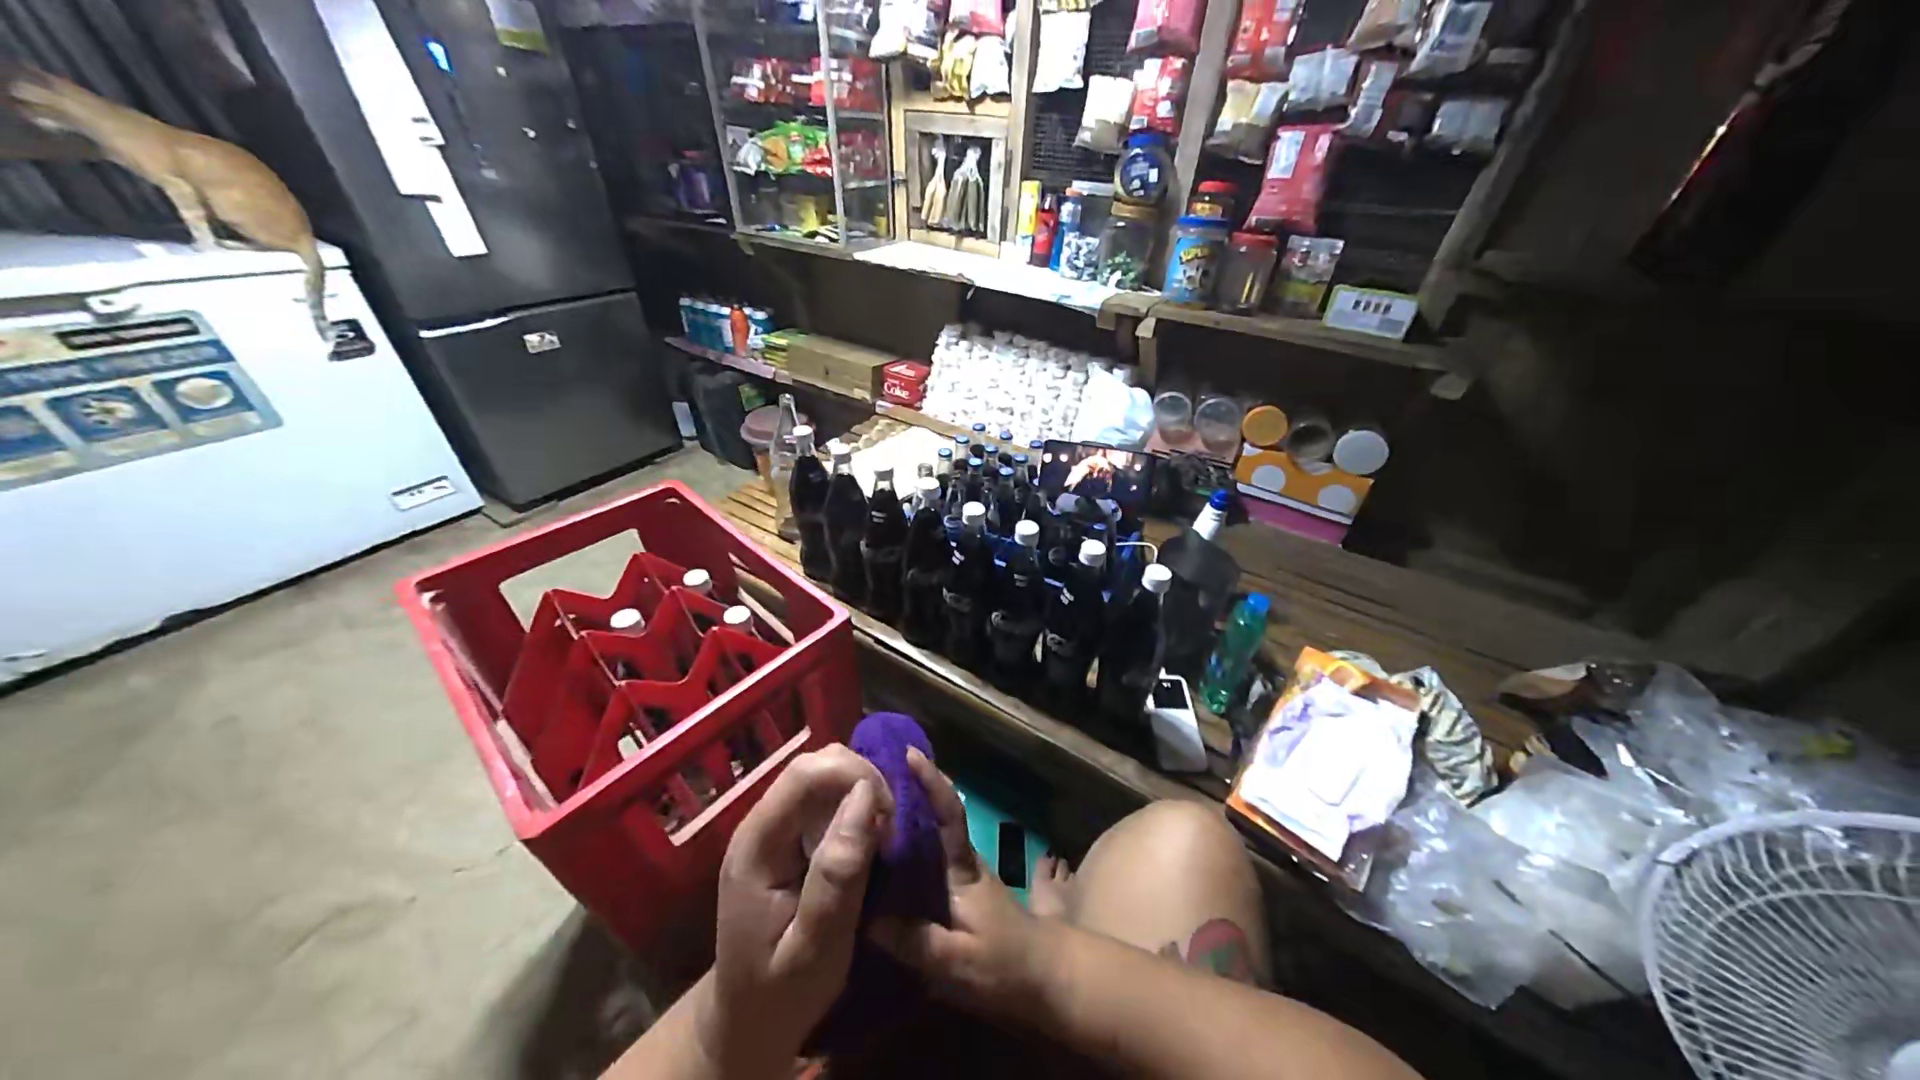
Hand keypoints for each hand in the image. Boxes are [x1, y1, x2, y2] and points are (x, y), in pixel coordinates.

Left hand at [703, 744, 893, 1072]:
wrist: (748, 1018)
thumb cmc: (782, 992)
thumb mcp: (816, 947)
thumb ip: (838, 876)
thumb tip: (867, 799)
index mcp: (757, 847)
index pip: (804, 774)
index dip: (856, 777)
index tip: (890, 817)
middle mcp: (760, 825)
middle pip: (813, 765)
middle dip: (863, 778)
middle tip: (891, 825)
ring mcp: (773, 828)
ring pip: (821, 774)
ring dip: (861, 788)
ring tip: (885, 829)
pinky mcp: (788, 836)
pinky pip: (824, 796)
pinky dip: (855, 802)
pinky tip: (872, 833)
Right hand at [868, 747, 1055, 1017]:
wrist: (1045, 976)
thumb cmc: (1005, 963)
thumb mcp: (956, 959)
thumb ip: (912, 940)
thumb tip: (862, 917)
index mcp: (962, 866)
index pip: (949, 812)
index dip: (931, 781)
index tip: (909, 753)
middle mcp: (962, 860)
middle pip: (936, 813)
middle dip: (909, 788)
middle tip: (869, 774)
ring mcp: (962, 873)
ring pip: (930, 833)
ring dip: (906, 814)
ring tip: (865, 805)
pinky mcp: (959, 889)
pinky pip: (928, 855)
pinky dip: (908, 842)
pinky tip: (884, 851)